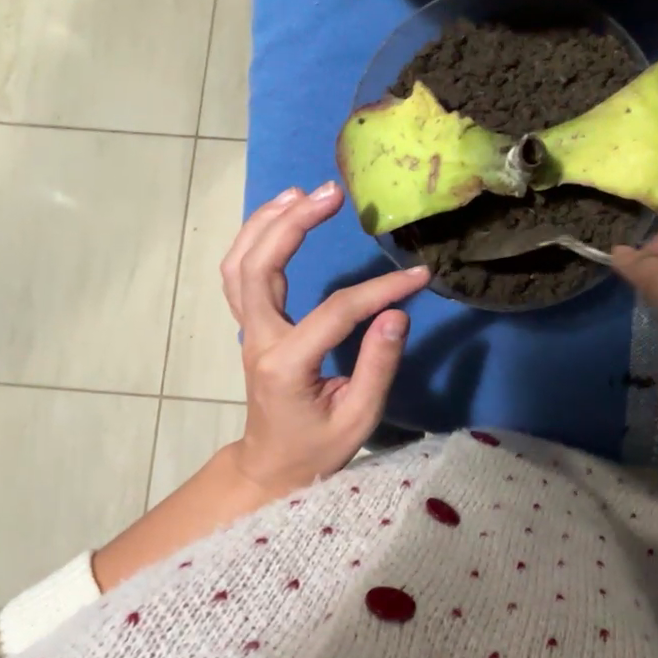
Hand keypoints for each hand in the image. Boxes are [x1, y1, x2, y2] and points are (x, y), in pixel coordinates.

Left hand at [220, 182, 430, 496]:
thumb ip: (377, 366)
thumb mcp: (358, 419)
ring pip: (240, 263)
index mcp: (286, 365)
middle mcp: (258, 340)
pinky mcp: (251, 326)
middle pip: (260, 267)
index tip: (418, 276)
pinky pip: (240, 273)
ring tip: (303, 192)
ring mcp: (248, 331)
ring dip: (267, 222)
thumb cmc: (318, 447)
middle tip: (333, 194)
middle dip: (294, 224)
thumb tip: (396, 314)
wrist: (273, 466)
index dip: (379, 290)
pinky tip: (282, 215)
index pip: (335, 312)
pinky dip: (256, 238)